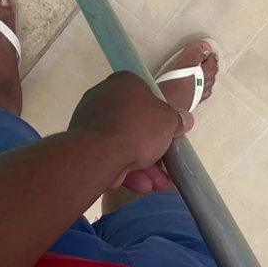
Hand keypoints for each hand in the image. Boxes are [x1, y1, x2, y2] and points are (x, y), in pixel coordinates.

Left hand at [67, 71, 189, 193]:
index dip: (160, 117)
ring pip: (123, 144)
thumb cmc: (135, 128)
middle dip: (153, 149)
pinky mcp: (84, 144)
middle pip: (135, 124)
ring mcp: (91, 121)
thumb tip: (183, 119)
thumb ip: (176, 120)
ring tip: (157, 181)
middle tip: (165, 164)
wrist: (100, 154)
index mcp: (123, 82)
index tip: (169, 132)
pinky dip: (125, 170)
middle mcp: (103, 97)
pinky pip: (110, 155)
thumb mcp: (168, 121)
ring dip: (143, 165)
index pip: (145, 95)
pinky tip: (140, 184)